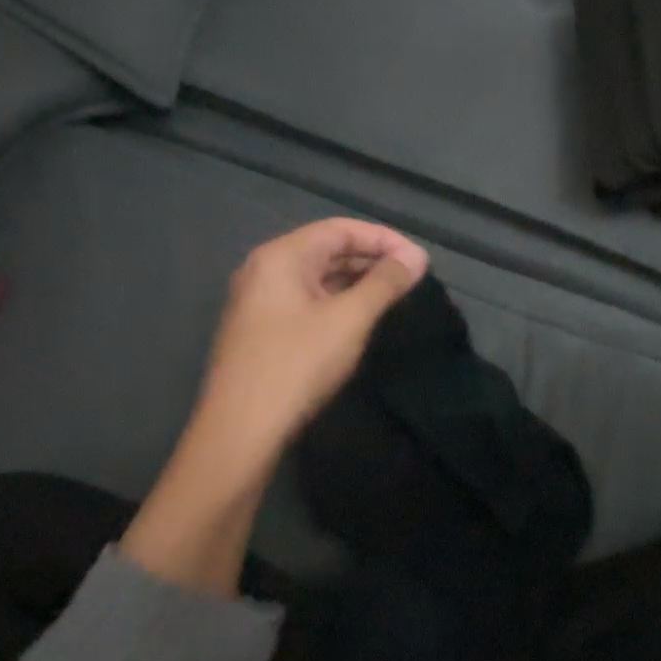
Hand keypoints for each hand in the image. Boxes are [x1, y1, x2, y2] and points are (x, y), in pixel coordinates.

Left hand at [124, 220, 427, 595]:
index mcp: (281, 257)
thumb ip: (385, 284)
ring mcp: (259, 302)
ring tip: (394, 297)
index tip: (419, 260)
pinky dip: (338, 302)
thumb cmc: (296, 365)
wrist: (240, 430)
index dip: (384, 239)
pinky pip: (306, 301)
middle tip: (412, 279)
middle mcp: (265, 270)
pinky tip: (361, 321)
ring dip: (357, 282)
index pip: (340, 229)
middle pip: (327, 250)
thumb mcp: (349, 320)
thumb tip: (416, 257)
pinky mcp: (261, 331)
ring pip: (317, 278)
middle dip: (372, 259)